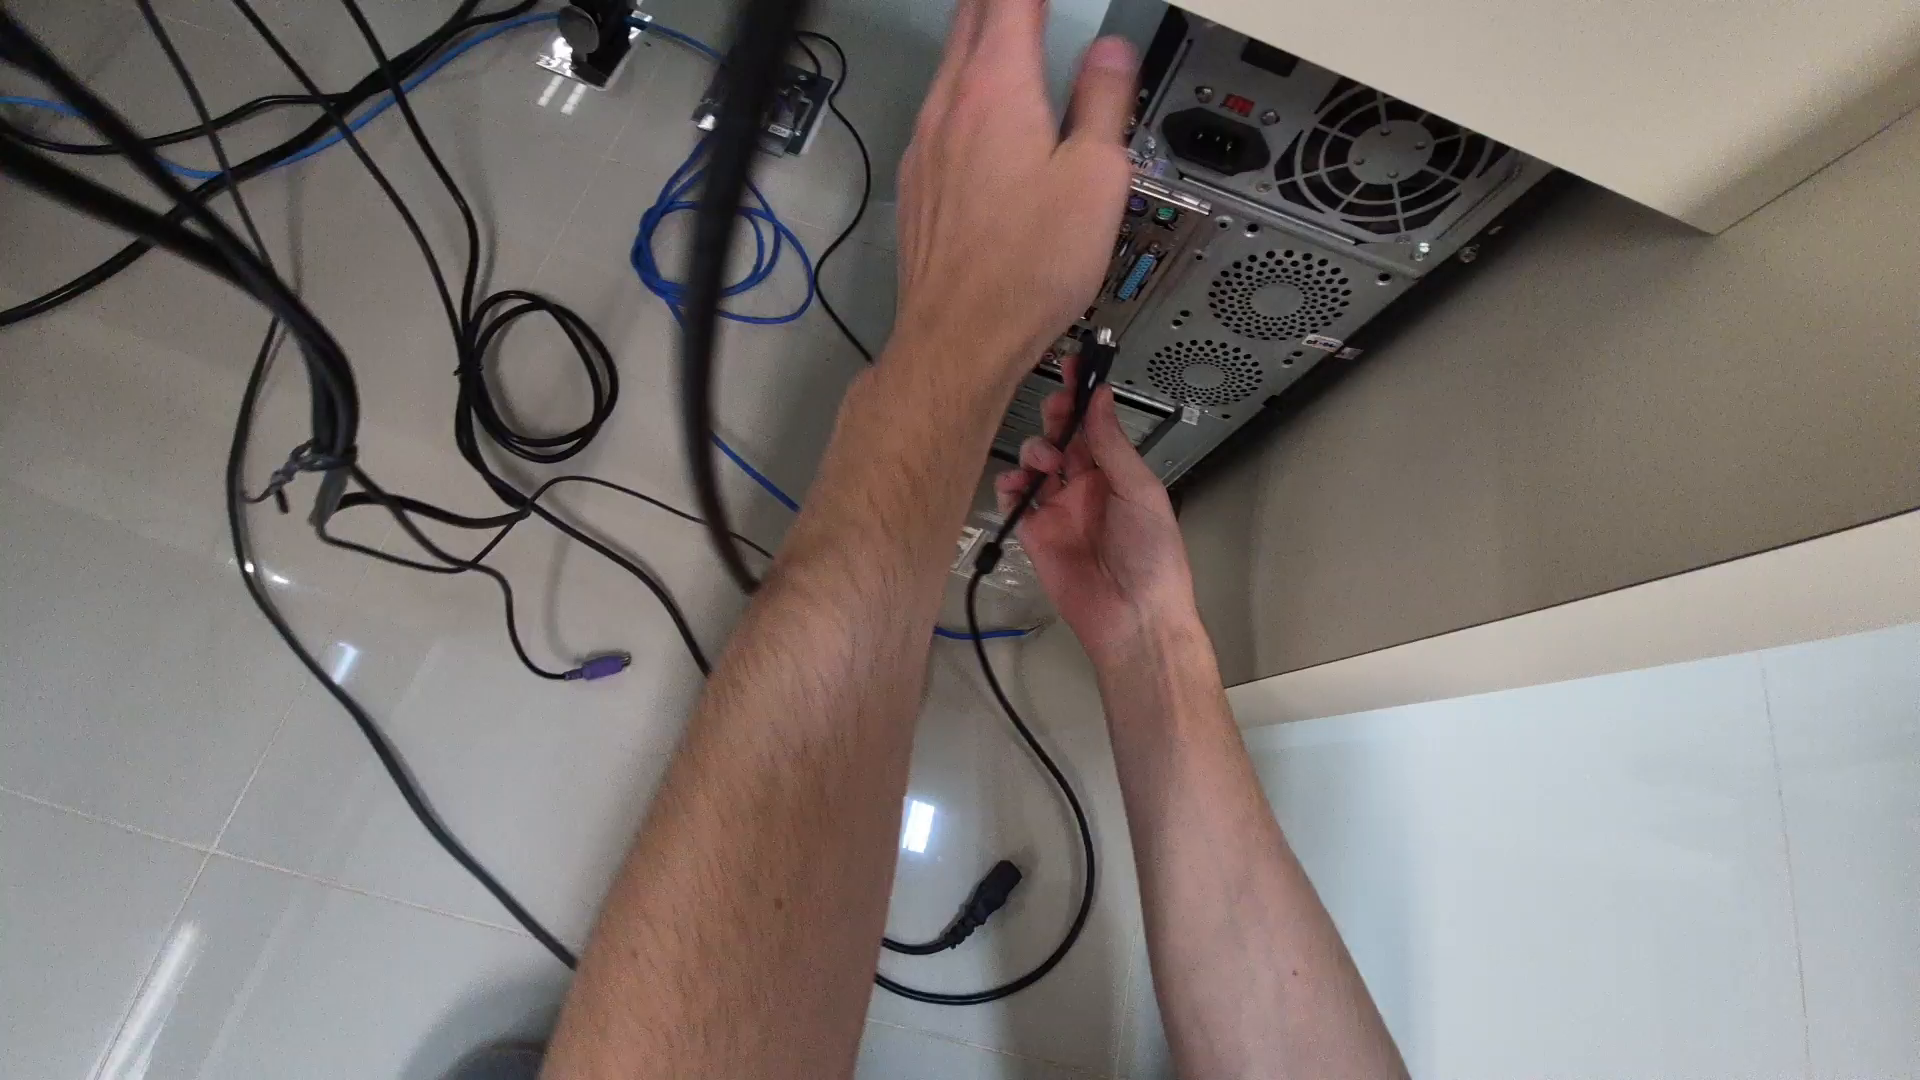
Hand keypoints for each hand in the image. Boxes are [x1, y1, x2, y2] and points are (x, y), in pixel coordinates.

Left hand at [893, 0, 1137, 386]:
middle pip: (970, 21)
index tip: (1055, 3)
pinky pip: (938, 126)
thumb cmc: (1025, 272)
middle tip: (1029, 9)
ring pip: (950, 75)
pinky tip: (983, 134)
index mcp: (996, 89)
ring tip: (1008, 51)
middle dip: (1003, 4)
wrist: (960, 341)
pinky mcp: (917, 194)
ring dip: (980, 51)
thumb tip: (1110, 57)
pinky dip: (964, 108)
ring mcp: (923, 153)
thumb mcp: (1096, 180)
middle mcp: (947, 111)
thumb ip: (1105, 104)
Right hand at [996, 356, 1199, 660]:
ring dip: (1034, 453)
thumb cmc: (1151, 554)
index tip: (1073, 366)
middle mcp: (1085, 486)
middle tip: (1055, 411)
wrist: (1132, 616)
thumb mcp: (1140, 491)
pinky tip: (1016, 486)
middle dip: (1055, 419)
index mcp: (1116, 474)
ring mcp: (1058, 509)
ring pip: (1034, 465)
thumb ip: (1112, 445)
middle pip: (1061, 440)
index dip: (1082, 397)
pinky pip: (1014, 501)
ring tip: (1044, 465)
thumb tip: (1100, 398)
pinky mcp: (1034, 533)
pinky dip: (1009, 488)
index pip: (1094, 426)